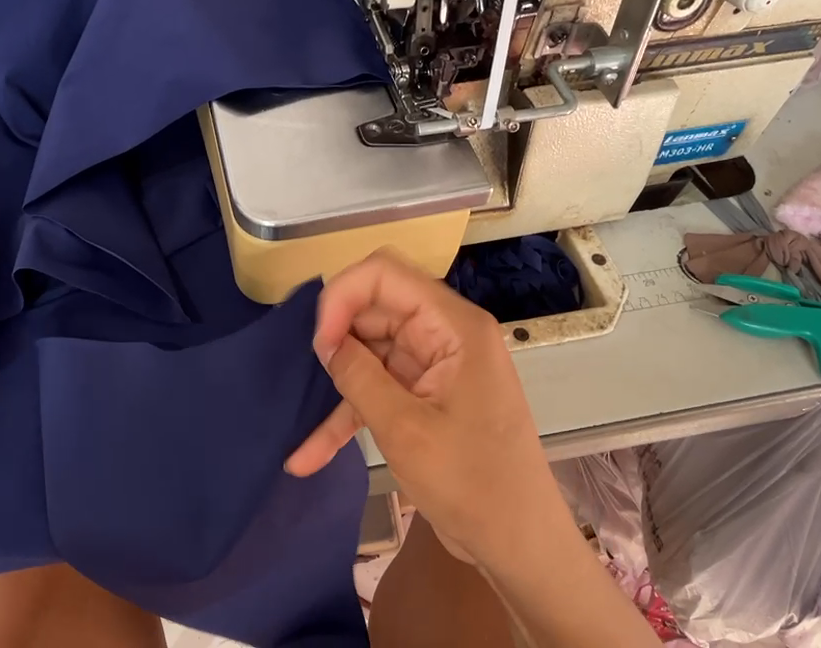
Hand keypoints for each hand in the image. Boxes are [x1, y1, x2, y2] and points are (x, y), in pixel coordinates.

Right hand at [284, 252, 564, 566]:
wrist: (519, 547)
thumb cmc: (472, 484)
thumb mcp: (405, 429)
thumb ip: (359, 375)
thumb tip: (324, 340)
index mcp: (453, 326)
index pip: (385, 275)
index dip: (343, 296)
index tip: (320, 343)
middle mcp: (444, 334)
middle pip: (374, 310)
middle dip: (337, 340)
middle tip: (310, 378)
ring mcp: (433, 366)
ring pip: (370, 352)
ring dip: (337, 388)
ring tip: (301, 429)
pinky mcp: (424, 397)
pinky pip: (378, 390)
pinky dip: (349, 416)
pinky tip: (309, 455)